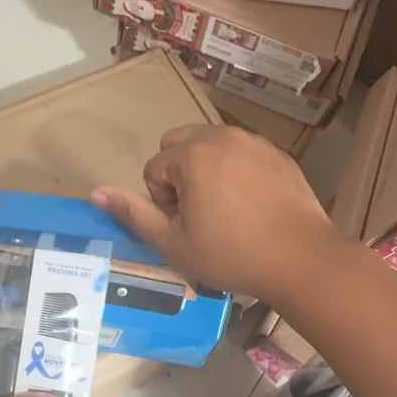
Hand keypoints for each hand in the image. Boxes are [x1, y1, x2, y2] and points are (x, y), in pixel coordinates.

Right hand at [91, 125, 342, 301]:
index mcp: (192, 155)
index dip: (162, 202)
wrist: (301, 259)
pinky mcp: (278, 154)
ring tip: (226, 211)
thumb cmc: (232, 255)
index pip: (154, 169)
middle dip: (180, 175)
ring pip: (211, 145)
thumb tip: (96, 193)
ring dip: (207, 171)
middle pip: (179, 144)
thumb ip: (134, 214)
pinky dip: (237, 172)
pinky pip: (242, 153)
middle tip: (201, 215)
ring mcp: (254, 142)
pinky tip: (252, 206)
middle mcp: (222, 137)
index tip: (186, 227)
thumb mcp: (175, 244)